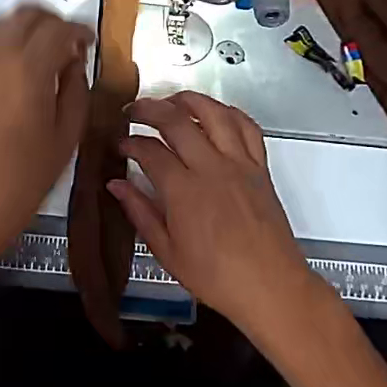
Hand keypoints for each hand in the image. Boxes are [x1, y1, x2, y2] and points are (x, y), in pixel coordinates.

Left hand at [0, 5, 91, 324]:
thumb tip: (72, 64)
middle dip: (52, 21)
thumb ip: (74, 90)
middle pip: (25, 14)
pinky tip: (15, 78)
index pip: (58, 28)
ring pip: (0, 26)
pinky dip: (4, 48)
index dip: (79, 31)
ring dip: (26, 31)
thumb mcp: (65, 138)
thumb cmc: (22, 181)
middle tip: (68, 43)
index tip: (89, 42)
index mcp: (27, 69)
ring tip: (42, 58)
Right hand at [105, 91, 326, 337]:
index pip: (149, 150)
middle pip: (176, 120)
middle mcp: (212, 169)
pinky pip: (247, 127)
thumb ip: (140, 212)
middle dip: (148, 109)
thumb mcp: (167, 252)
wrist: (270, 287)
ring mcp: (239, 164)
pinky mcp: (260, 168)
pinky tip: (216, 113)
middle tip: (133, 112)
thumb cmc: (219, 277)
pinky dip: (229, 112)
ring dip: (189, 99)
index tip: (120, 146)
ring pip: (214, 113)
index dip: (129, 143)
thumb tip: (116, 187)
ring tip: (171, 100)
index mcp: (184, 191)